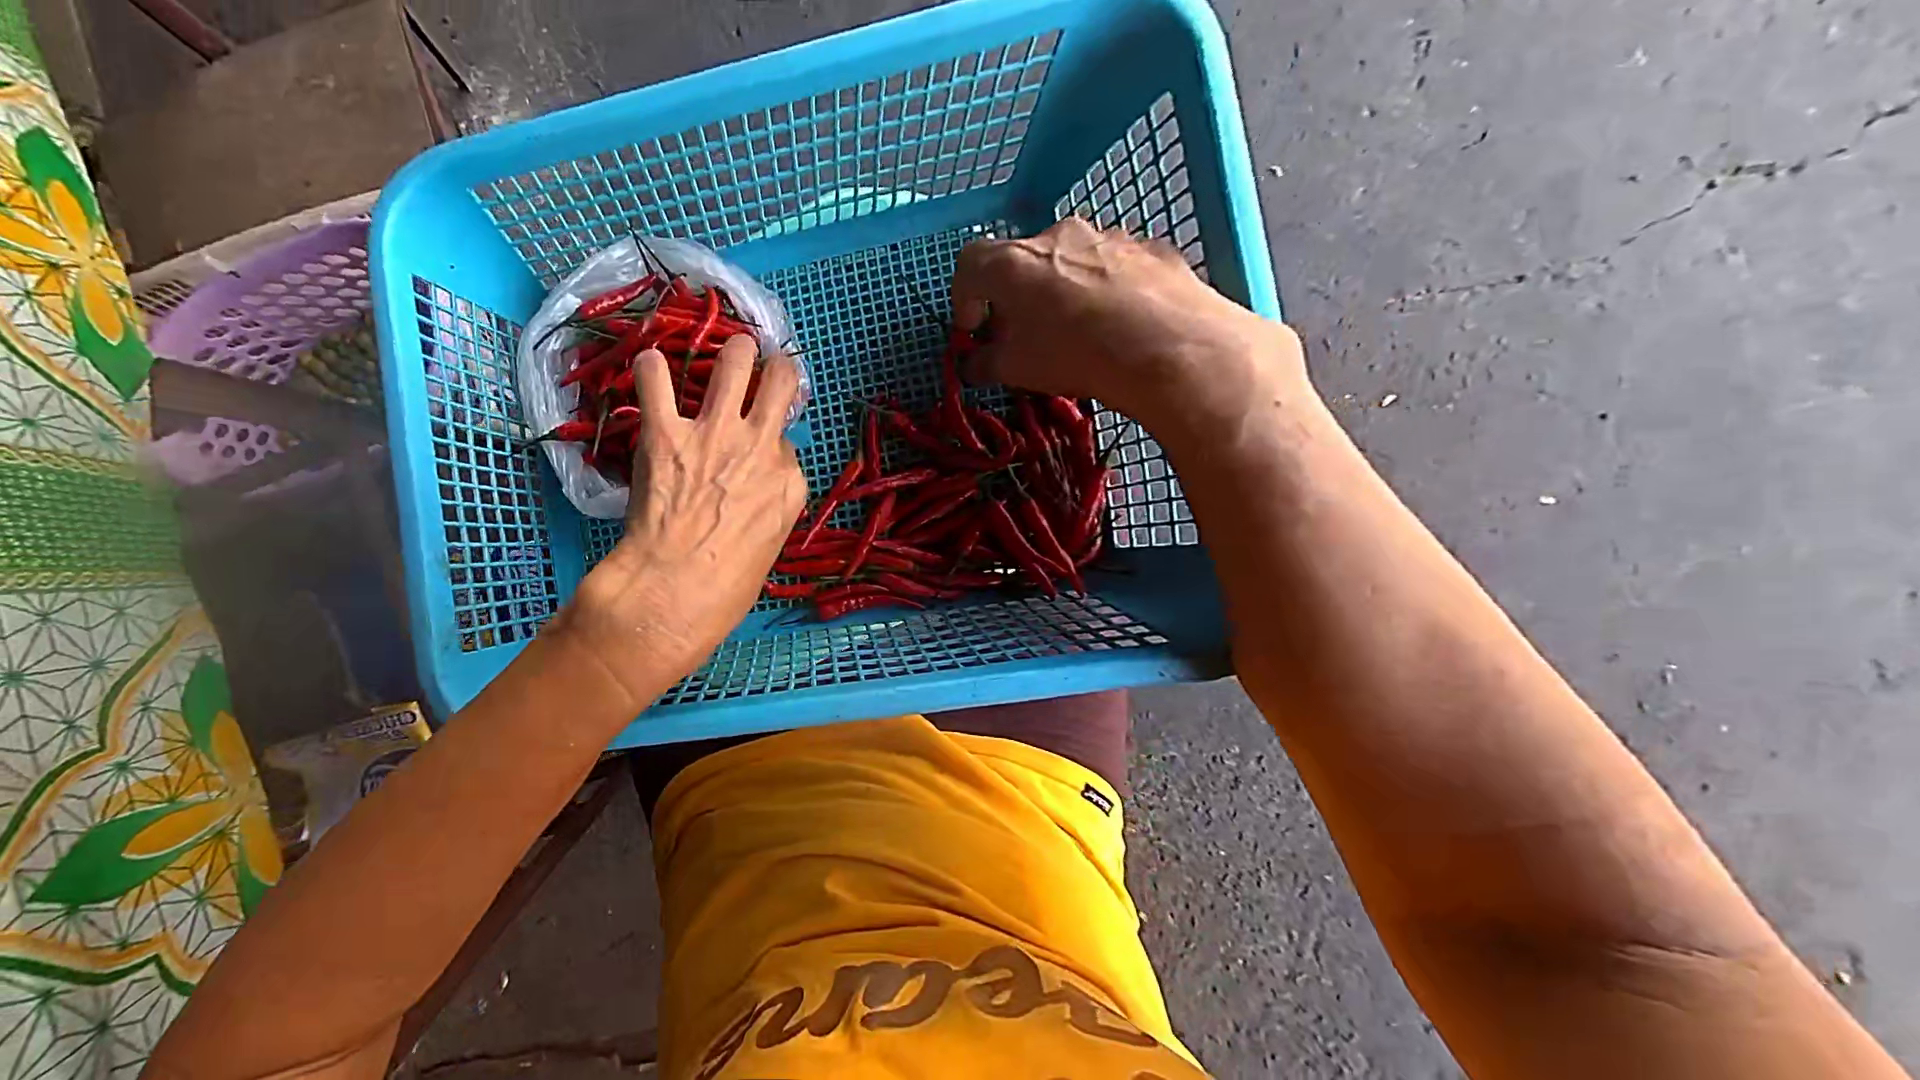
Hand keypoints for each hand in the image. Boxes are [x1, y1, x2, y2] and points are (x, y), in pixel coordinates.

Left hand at [558, 335, 805, 706]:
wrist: (672, 592)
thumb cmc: (726, 585)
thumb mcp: (772, 541)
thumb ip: (772, 497)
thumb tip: (757, 474)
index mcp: (791, 481)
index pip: (785, 439)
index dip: (771, 437)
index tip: (757, 446)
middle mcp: (760, 447)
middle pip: (779, 380)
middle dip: (773, 367)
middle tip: (760, 364)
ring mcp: (714, 435)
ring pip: (734, 360)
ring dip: (733, 350)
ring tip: (726, 349)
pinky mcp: (665, 433)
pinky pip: (656, 377)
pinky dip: (653, 369)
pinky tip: (653, 368)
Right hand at [951, 217, 1309, 438]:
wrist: (1167, 346)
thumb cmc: (1075, 353)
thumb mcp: (1018, 369)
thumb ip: (986, 363)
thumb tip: (975, 364)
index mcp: (1012, 262)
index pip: (969, 266)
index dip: (965, 300)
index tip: (974, 331)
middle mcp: (1058, 235)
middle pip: (1024, 261)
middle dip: (1018, 298)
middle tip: (1026, 337)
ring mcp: (1108, 237)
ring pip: (1074, 261)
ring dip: (1065, 291)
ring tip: (1079, 334)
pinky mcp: (1151, 249)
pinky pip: (1117, 269)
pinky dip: (1110, 292)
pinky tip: (1122, 327)